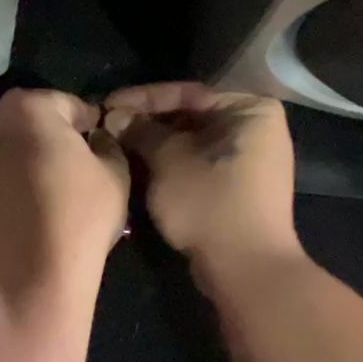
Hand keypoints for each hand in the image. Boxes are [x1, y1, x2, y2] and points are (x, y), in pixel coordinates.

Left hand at [0, 88, 130, 310]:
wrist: (29, 280)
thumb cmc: (78, 218)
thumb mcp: (115, 174)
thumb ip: (107, 144)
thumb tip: (96, 139)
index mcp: (28, 108)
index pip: (68, 104)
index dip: (90, 122)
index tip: (101, 141)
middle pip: (33, 120)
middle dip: (56, 135)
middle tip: (80, 163)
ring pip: (11, 147)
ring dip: (32, 157)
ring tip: (57, 187)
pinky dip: (14, 181)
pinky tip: (34, 206)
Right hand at [104, 82, 299, 268]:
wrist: (246, 268)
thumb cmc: (209, 202)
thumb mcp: (168, 160)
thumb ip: (140, 131)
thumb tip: (116, 116)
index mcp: (250, 110)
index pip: (187, 93)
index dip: (142, 99)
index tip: (107, 105)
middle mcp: (255, 129)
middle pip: (190, 118)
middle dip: (147, 125)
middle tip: (108, 128)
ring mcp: (249, 162)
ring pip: (192, 145)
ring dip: (154, 147)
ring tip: (116, 148)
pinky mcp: (239, 189)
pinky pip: (199, 166)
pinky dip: (170, 166)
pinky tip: (138, 170)